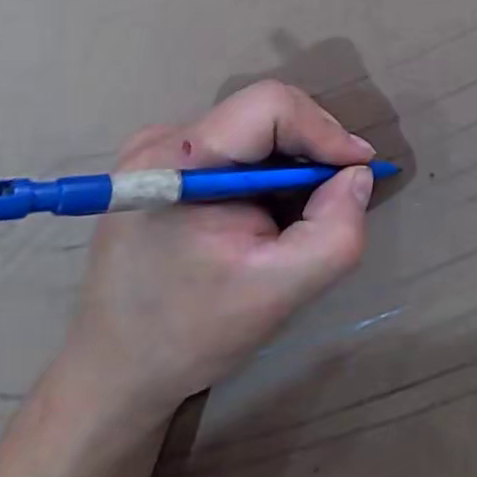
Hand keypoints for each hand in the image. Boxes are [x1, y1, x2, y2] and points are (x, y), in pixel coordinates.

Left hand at [59, 80, 377, 417]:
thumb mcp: (278, 292)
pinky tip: (266, 220)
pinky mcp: (162, 171)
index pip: (269, 106)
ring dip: (292, 167)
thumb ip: (335, 233)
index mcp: (180, 160)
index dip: (324, 130)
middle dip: (312, 150)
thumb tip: (357, 176)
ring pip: (252, 135)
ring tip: (301, 217)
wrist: (116, 370)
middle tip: (340, 197)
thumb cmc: (190, 334)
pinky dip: (267, 177)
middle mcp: (162, 140)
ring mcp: (157, 154)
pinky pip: (234, 153)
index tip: (360, 171)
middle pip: (262, 116)